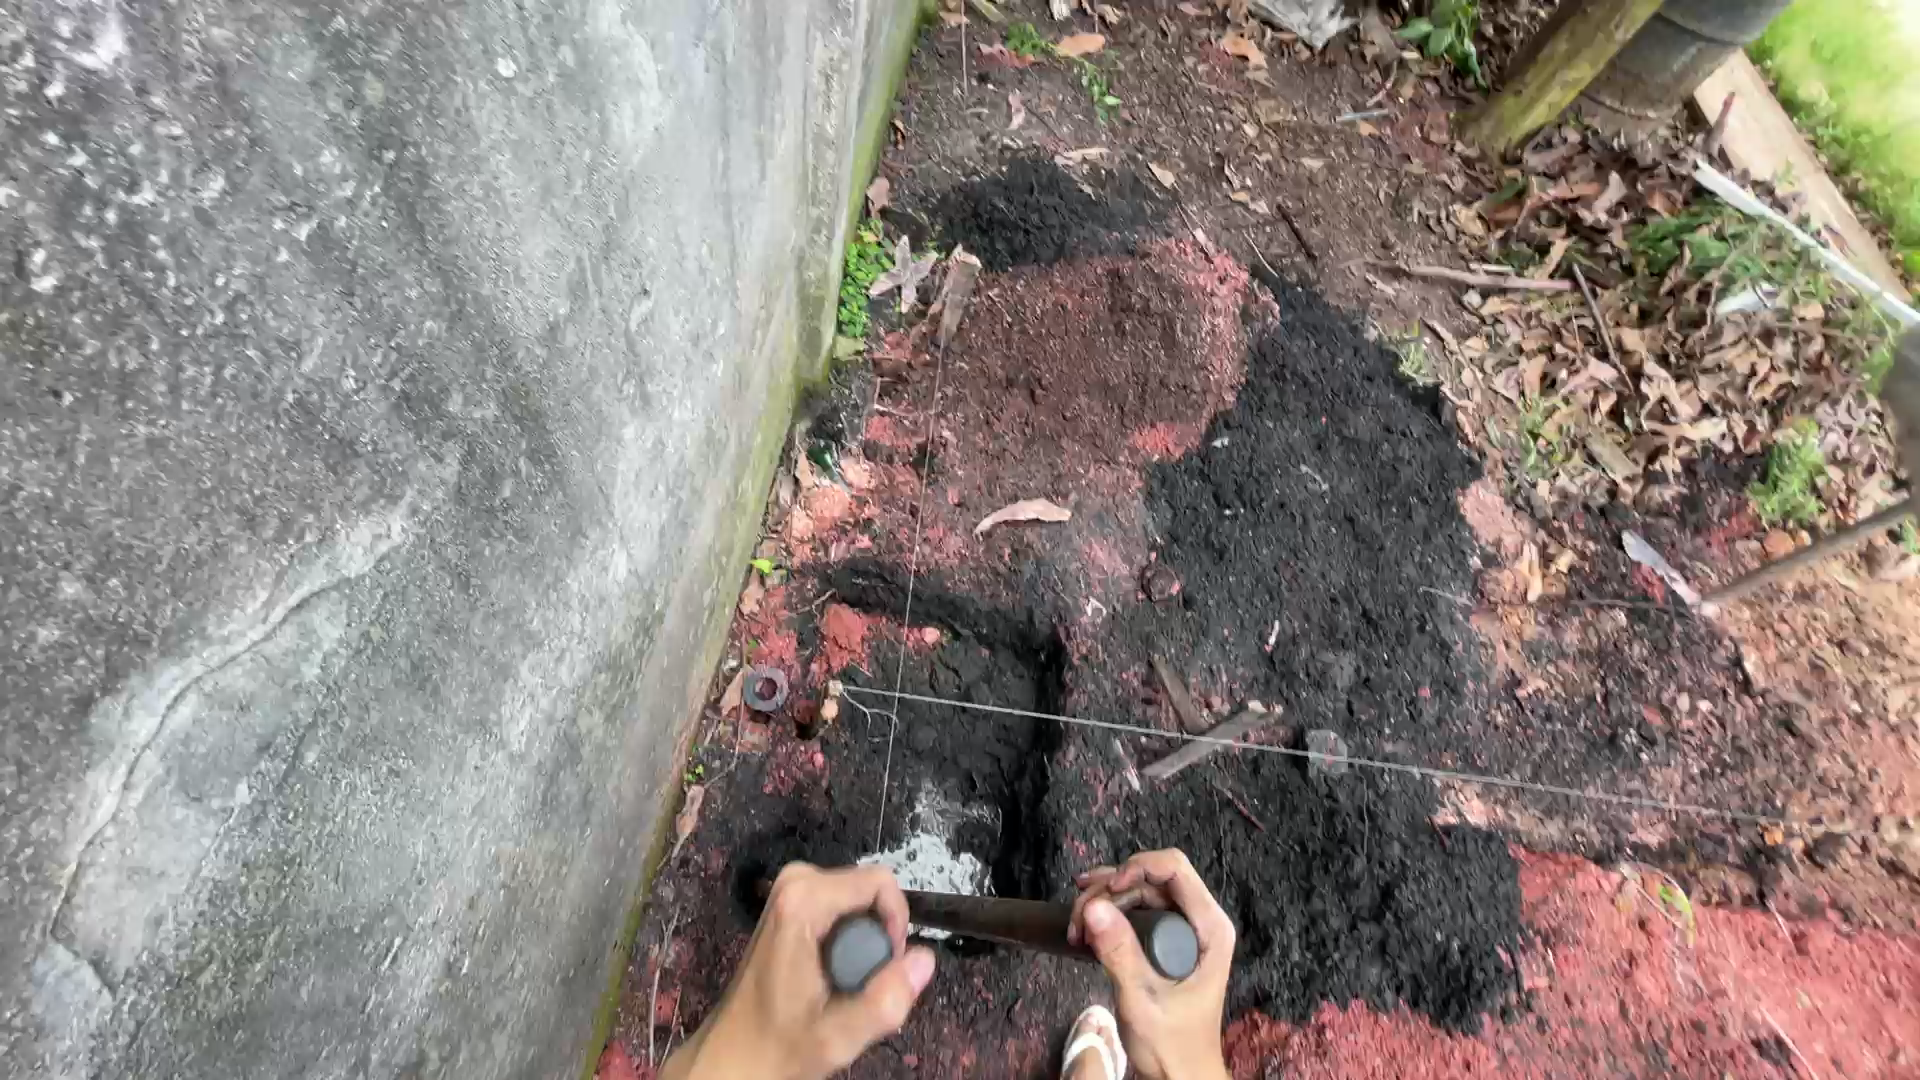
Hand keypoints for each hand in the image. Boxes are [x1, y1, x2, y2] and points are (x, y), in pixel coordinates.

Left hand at [661, 863, 935, 1079]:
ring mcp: (792, 886)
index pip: (881, 883)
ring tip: (844, 985)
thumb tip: (926, 959)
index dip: (895, 926)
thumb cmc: (778, 1047)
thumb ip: (886, 1000)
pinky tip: (831, 975)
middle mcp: (797, 879)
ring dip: (864, 942)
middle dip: (877, 938)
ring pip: (861, 900)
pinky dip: (849, 939)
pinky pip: (844, 906)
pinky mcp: (792, 898)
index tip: (884, 970)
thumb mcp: (838, 1037)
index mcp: (804, 898)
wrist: (730, 1058)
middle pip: (870, 891)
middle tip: (860, 986)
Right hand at [1068, 850, 1234, 1079]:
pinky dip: (1103, 909)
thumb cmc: (1171, 1044)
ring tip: (1074, 928)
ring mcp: (1178, 925)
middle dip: (1109, 889)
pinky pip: (1130, 904)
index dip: (1138, 868)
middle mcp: (1197, 918)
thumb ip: (1120, 953)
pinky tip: (1081, 923)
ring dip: (1100, 900)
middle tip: (1078, 920)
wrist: (1177, 1076)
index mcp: (1209, 927)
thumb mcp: (1143, 999)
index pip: (1174, 868)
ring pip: (1134, 887)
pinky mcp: (1160, 935)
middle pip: (1148, 876)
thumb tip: (1092, 905)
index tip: (1107, 891)